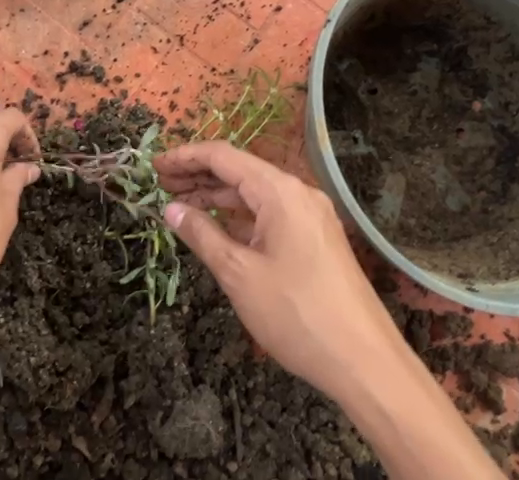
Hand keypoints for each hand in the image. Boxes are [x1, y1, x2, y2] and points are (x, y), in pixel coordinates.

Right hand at [156, 141, 402, 403]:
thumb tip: (171, 209)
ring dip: (217, 197)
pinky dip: (240, 217)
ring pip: (255, 194)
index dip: (185, 157)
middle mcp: (298, 194)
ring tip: (179, 205)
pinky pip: (270, 214)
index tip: (154, 165)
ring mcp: (311, 216)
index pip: (224, 157)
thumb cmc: (296, 314)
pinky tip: (217, 228)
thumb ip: (202, 235)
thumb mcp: (239, 274)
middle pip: (240, 171)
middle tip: (159, 185)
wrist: (364, 361)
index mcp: (280, 192)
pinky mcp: (316, 239)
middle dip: (198, 175)